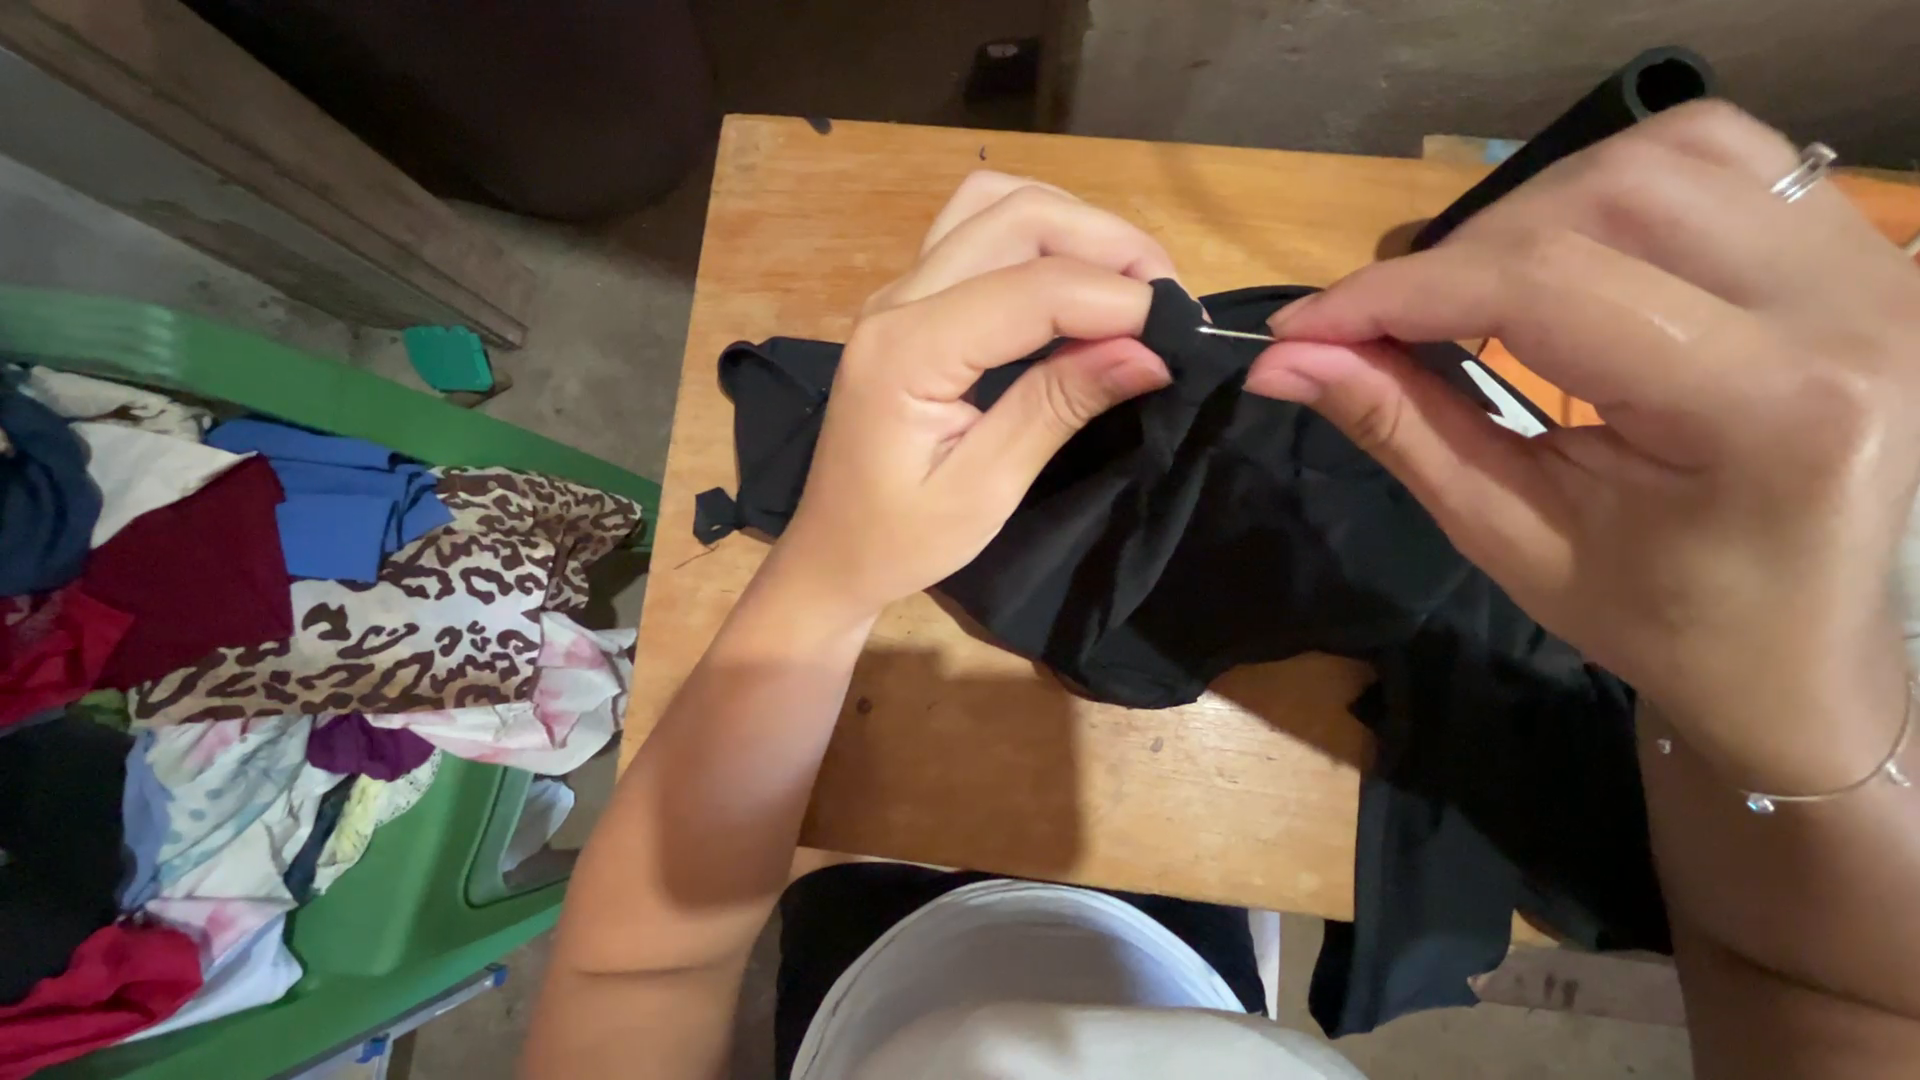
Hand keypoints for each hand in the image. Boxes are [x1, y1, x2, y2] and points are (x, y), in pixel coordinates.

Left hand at [760, 172, 1174, 627]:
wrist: (833, 550)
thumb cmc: (899, 540)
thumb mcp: (983, 490)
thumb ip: (1056, 409)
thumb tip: (1147, 353)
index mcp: (906, 351)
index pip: (1031, 289)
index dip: (1118, 300)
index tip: (1180, 337)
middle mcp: (896, 299)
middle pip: (1017, 216)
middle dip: (1110, 245)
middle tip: (1170, 304)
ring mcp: (898, 292)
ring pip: (998, 206)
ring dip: (1077, 230)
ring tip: (1132, 287)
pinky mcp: (910, 301)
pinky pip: (979, 230)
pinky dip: (1041, 239)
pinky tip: (1076, 282)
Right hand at [1246, 101, 1919, 793]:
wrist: (1798, 643)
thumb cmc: (1647, 614)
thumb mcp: (1501, 534)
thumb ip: (1396, 427)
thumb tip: (1280, 362)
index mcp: (1763, 410)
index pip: (1546, 288)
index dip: (1400, 293)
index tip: (1301, 326)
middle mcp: (1848, 306)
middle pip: (1606, 197)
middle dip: (1457, 255)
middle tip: (1382, 327)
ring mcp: (1872, 261)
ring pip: (1664, 153)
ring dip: (1526, 210)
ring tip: (1464, 294)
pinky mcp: (1859, 247)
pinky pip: (1717, 155)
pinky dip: (1603, 188)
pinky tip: (1557, 254)